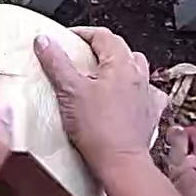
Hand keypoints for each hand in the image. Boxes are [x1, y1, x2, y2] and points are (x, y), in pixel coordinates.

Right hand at [33, 27, 166, 176]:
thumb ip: (57, 63)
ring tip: (102, 73)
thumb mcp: (70, 91)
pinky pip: (146, 92)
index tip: (69, 38)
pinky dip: (136, 89)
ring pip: (136, 68)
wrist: (121, 163)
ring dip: (120, 65)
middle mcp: (138, 75)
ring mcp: (147, 94)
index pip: (103, 36)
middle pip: (121, 49)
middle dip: (101, 48)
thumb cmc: (98, 130)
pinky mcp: (150, 113)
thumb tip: (45, 41)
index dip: (84, 33)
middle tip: (81, 54)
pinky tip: (126, 96)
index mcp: (120, 64)